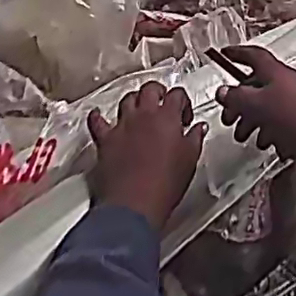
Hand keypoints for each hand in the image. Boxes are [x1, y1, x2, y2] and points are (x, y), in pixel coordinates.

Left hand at [87, 82, 206, 231]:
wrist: (134, 206)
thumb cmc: (163, 186)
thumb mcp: (189, 161)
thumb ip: (194, 139)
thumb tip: (199, 128)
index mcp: (167, 118)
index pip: (177, 95)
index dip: (183, 101)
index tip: (184, 114)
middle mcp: (144, 115)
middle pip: (150, 89)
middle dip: (157, 91)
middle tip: (162, 100)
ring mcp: (123, 125)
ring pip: (127, 100)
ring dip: (134, 101)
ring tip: (139, 108)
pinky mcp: (106, 139)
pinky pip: (97, 121)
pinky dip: (97, 117)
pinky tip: (98, 115)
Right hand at [215, 46, 295, 182]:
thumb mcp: (258, 106)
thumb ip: (236, 97)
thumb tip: (222, 92)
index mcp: (276, 72)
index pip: (253, 55)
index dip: (237, 53)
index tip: (224, 54)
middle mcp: (286, 85)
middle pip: (256, 85)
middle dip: (239, 99)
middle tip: (228, 114)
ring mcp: (295, 104)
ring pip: (266, 107)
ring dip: (251, 120)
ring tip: (242, 134)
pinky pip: (279, 124)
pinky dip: (268, 132)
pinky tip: (266, 143)